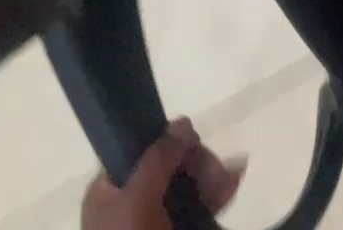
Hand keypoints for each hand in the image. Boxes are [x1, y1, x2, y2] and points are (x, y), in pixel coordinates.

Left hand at [81, 118, 244, 229]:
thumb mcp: (137, 202)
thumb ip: (158, 159)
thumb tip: (182, 122)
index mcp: (109, 190)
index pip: (142, 148)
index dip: (170, 142)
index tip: (193, 143)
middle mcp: (131, 200)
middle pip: (171, 163)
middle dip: (199, 162)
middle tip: (216, 172)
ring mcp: (155, 218)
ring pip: (190, 181)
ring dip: (213, 175)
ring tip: (231, 181)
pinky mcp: (178, 229)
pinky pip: (201, 202)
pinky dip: (218, 191)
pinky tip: (234, 182)